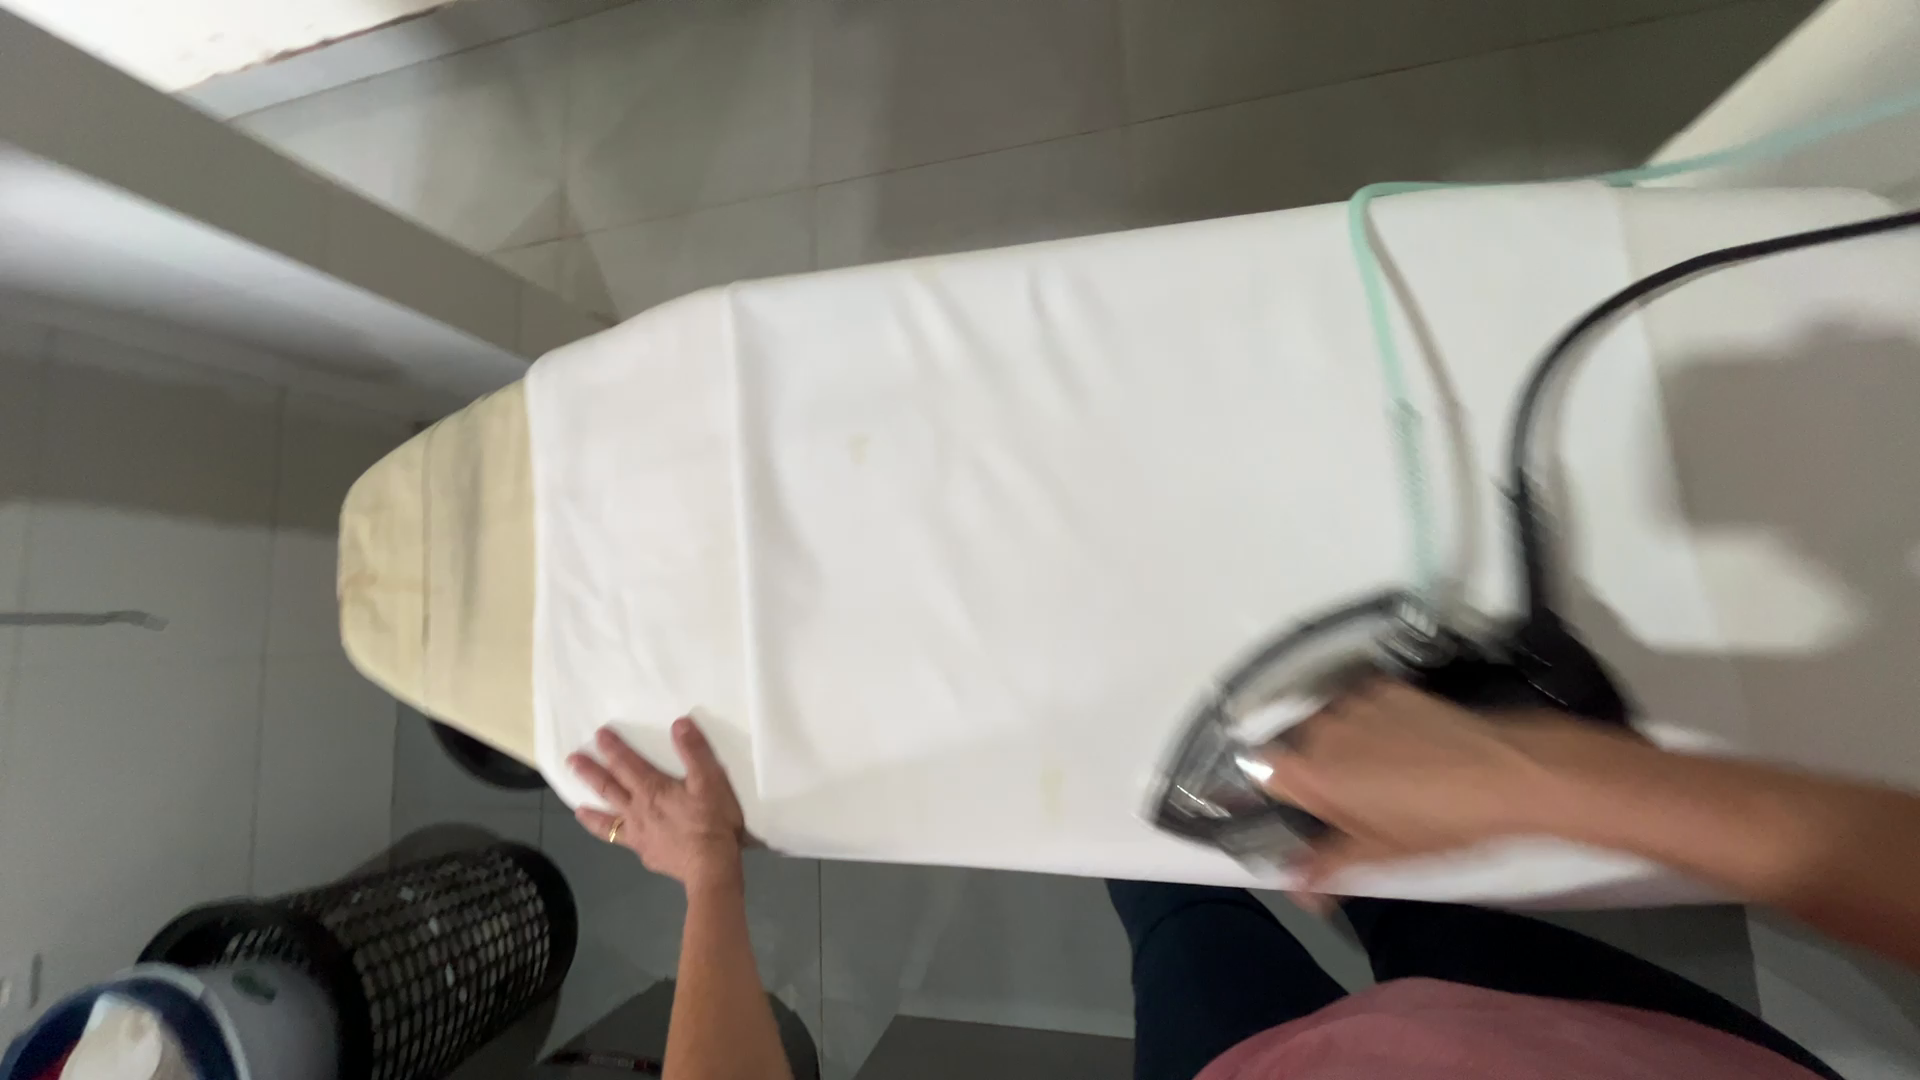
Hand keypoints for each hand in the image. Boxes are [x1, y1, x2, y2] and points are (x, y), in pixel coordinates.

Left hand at [570, 717, 746, 892]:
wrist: (710, 864)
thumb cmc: (711, 819)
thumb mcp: (711, 778)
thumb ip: (694, 750)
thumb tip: (679, 723)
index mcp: (652, 789)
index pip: (627, 763)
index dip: (613, 747)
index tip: (598, 735)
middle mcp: (638, 810)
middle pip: (609, 788)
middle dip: (590, 772)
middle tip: (572, 761)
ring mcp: (638, 834)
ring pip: (607, 819)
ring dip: (591, 810)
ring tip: (577, 807)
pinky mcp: (645, 853)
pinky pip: (621, 841)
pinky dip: (611, 836)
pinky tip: (612, 835)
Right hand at [1254, 679, 1631, 900]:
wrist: (1509, 774)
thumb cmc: (1444, 822)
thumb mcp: (1384, 856)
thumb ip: (1327, 868)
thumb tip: (1298, 889)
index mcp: (1308, 772)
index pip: (1259, 774)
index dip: (1273, 792)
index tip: (1288, 806)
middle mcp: (1319, 730)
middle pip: (1294, 748)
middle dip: (1314, 770)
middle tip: (1349, 799)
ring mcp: (1350, 704)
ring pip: (1328, 727)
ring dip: (1342, 745)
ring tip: (1383, 772)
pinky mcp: (1381, 687)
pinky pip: (1360, 707)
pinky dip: (1372, 723)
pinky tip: (1404, 745)